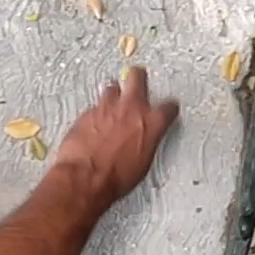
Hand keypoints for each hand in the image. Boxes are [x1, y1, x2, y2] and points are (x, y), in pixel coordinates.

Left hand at [53, 66, 178, 203]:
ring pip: (112, 87)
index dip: (168, 108)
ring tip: (112, 102)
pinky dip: (96, 113)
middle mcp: (131, 108)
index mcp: (152, 122)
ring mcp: (107, 107)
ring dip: (113, 94)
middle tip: (137, 78)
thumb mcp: (144, 162)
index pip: (169, 107)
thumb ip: (148, 141)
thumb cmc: (116, 177)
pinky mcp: (87, 112)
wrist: (86, 177)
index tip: (167, 110)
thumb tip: (146, 140)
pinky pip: (94, 106)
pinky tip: (94, 123)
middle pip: (137, 77)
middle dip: (137, 77)